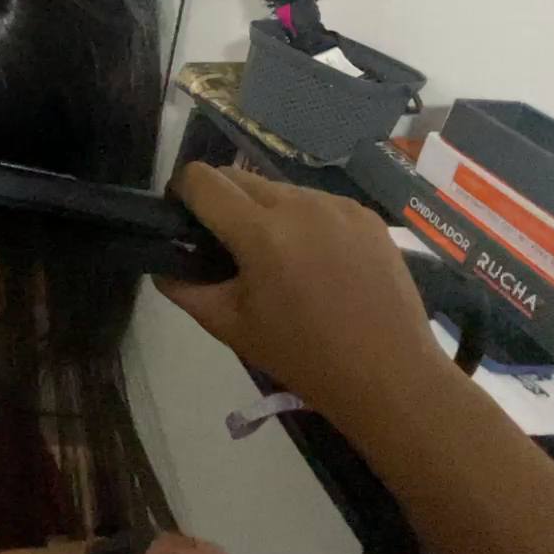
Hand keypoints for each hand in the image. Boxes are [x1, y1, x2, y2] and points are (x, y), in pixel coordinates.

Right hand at [158, 163, 450, 433]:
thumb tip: (161, 264)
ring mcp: (336, 205)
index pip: (201, 179)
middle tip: (222, 242)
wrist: (392, 378)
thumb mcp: (228, 325)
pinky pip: (313, 200)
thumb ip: (182, 288)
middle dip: (218, 200)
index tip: (181, 218)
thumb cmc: (302, 356)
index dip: (180, 192)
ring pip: (274, 187)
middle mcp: (298, 205)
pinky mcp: (364, 213)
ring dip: (259, 208)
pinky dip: (299, 218)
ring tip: (273, 254)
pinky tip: (313, 258)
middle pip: (236, 176)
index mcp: (261, 233)